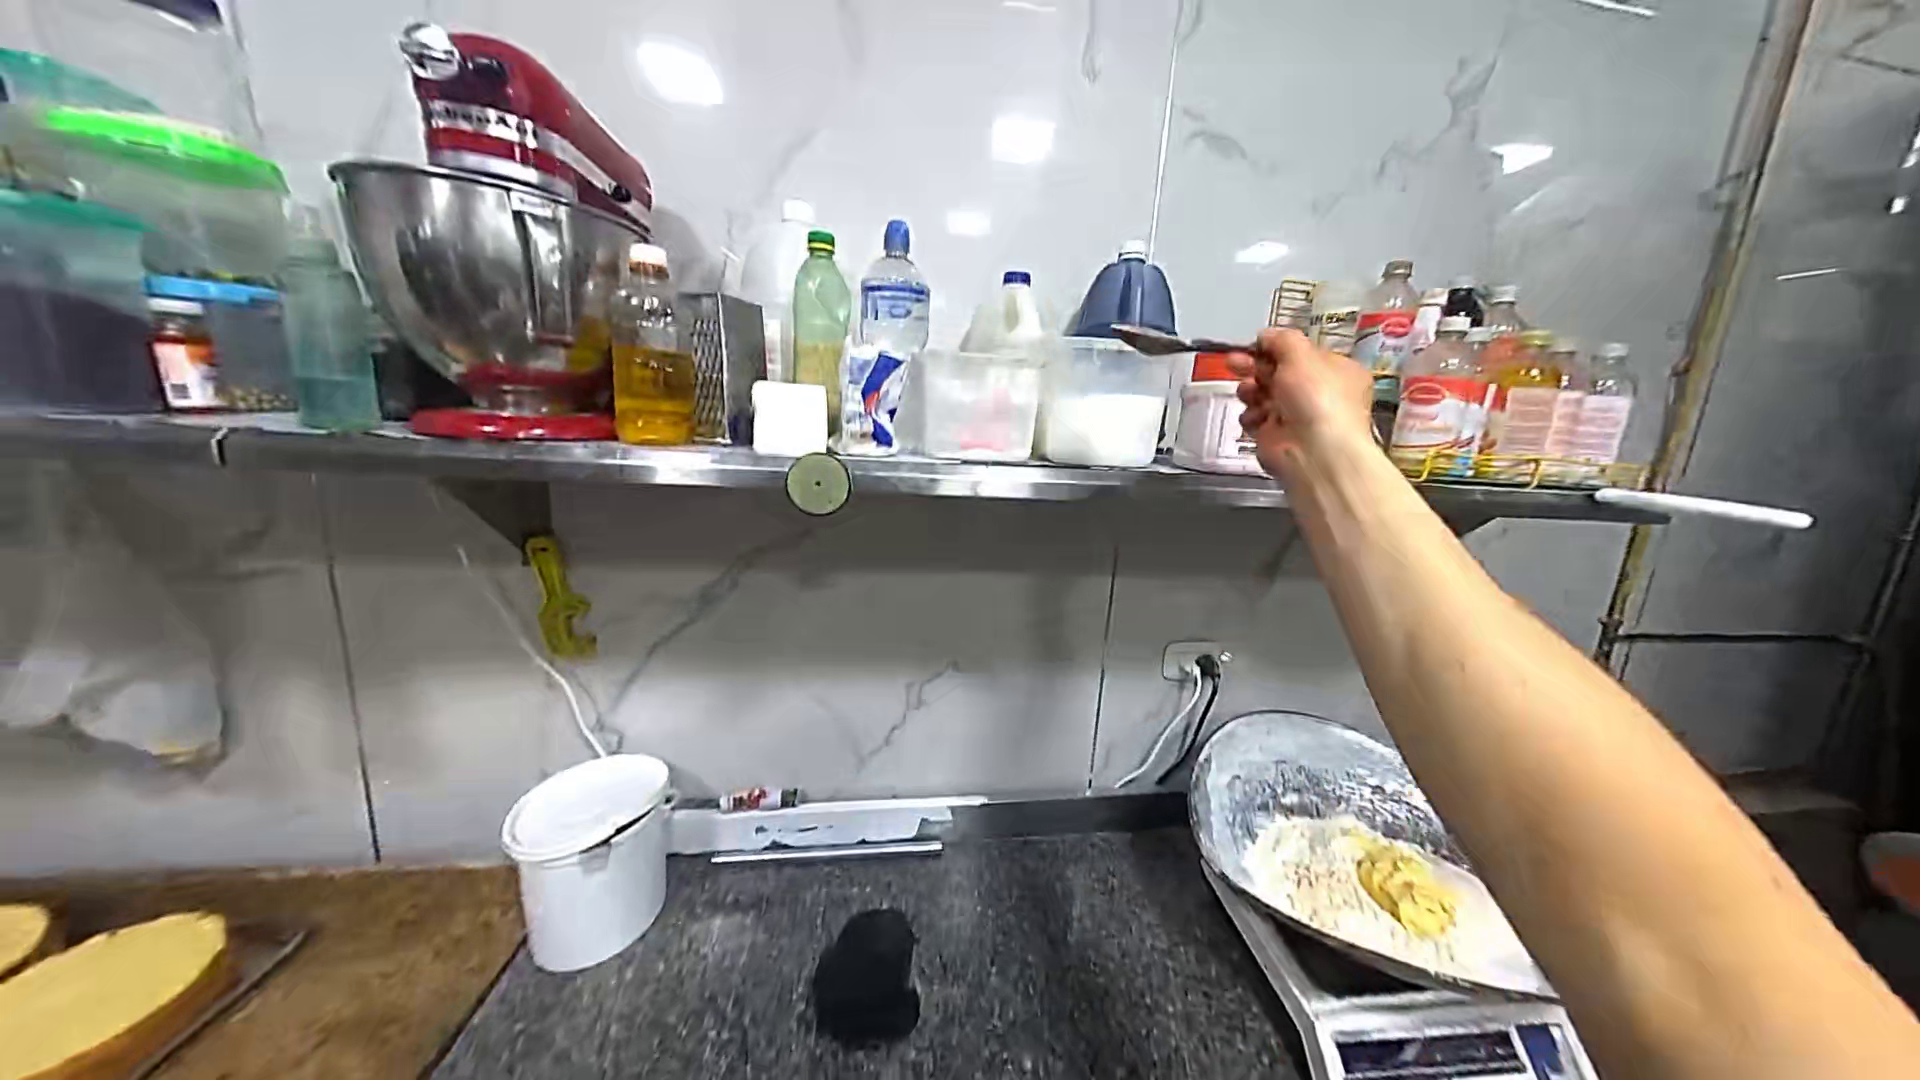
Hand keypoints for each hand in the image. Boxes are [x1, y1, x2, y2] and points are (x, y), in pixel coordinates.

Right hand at [1230, 328, 1375, 480]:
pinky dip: (1251, 417)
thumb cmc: (1318, 399)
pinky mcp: (1275, 436)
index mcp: (1334, 371)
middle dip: (1254, 366)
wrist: (1313, 450)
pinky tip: (1254, 416)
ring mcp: (1295, 416)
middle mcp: (1317, 394)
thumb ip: (1281, 340)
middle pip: (1278, 373)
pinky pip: (1255, 420)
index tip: (1255, 344)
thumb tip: (1266, 335)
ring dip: (1250, 391)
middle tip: (1234, 361)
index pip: (1300, 354)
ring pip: (1263, 396)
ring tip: (1247, 391)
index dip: (1275, 348)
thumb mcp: (1301, 355)